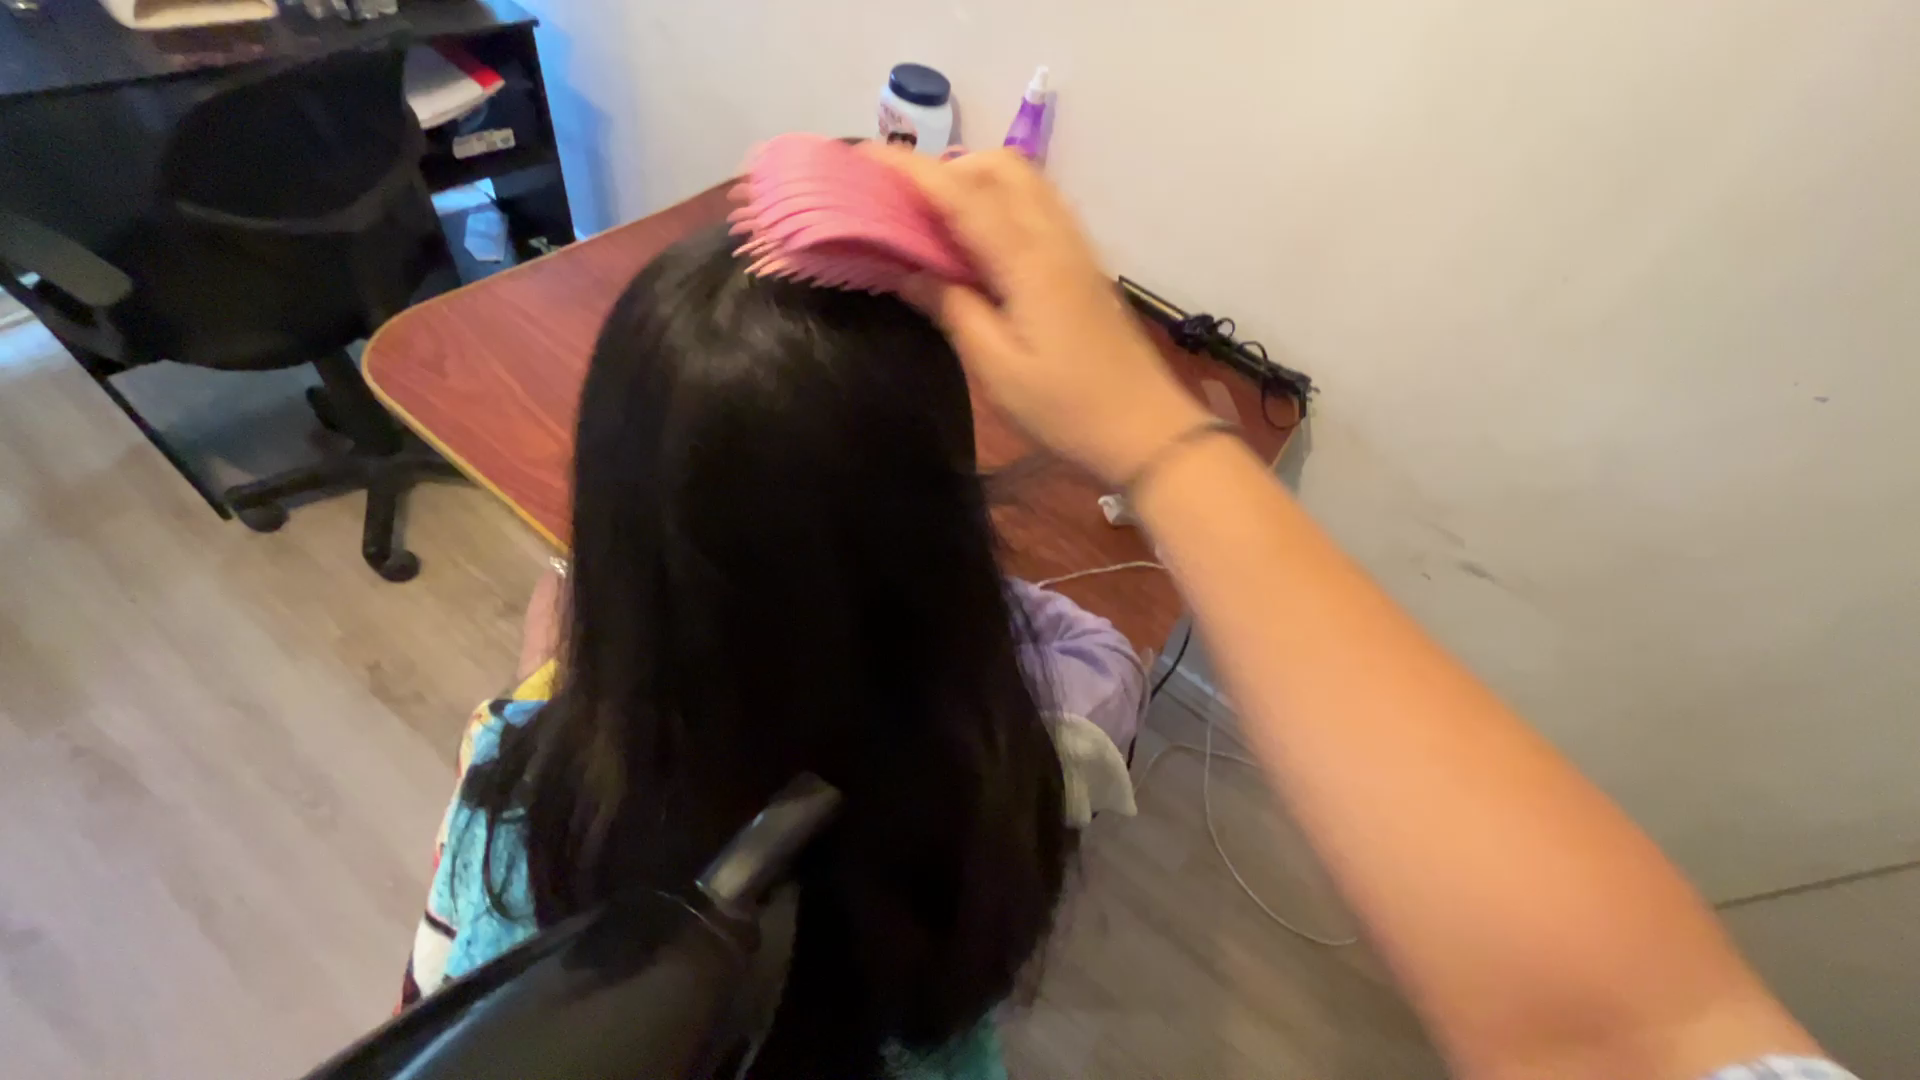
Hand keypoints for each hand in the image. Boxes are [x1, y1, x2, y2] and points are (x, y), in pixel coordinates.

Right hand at [868, 147, 1211, 485]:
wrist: (1144, 428)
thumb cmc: (1065, 408)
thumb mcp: (996, 367)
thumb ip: (951, 309)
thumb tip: (907, 270)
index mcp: (1028, 260)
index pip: (961, 195)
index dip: (911, 172)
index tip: (865, 158)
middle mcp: (1054, 237)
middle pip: (1000, 167)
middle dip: (947, 167)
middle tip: (904, 203)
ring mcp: (1075, 248)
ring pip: (1024, 181)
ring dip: (976, 180)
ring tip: (935, 217)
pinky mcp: (1083, 265)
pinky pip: (1039, 208)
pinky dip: (1001, 202)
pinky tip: (981, 241)